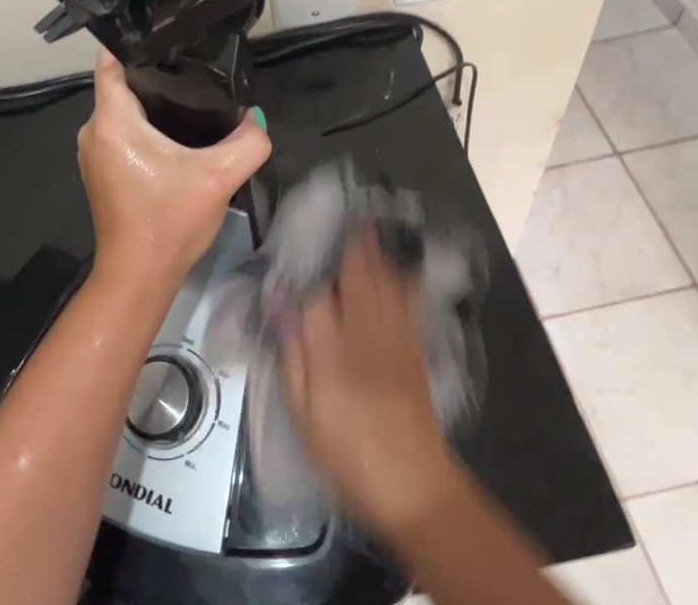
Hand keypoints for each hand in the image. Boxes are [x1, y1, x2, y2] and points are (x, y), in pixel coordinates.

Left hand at [77, 48, 270, 294]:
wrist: (138, 277)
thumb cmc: (169, 220)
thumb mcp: (219, 177)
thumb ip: (248, 142)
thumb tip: (252, 119)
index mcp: (112, 120)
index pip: (111, 61)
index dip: (135, 42)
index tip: (167, 34)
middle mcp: (93, 131)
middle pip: (122, 86)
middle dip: (155, 75)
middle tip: (195, 71)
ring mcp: (94, 154)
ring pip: (122, 112)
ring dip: (152, 106)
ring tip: (190, 101)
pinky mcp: (101, 173)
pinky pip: (121, 134)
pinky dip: (144, 129)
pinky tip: (176, 137)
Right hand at [281, 235, 461, 538]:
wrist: (411, 482)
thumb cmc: (346, 451)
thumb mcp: (303, 410)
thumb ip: (292, 355)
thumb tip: (281, 306)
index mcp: (333, 350)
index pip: (317, 296)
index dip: (307, 275)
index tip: (299, 256)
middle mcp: (367, 334)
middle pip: (360, 277)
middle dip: (355, 246)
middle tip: (351, 217)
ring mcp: (397, 339)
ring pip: (387, 284)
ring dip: (379, 255)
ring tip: (370, 231)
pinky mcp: (416, 349)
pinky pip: (409, 302)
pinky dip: (403, 279)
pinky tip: (399, 269)